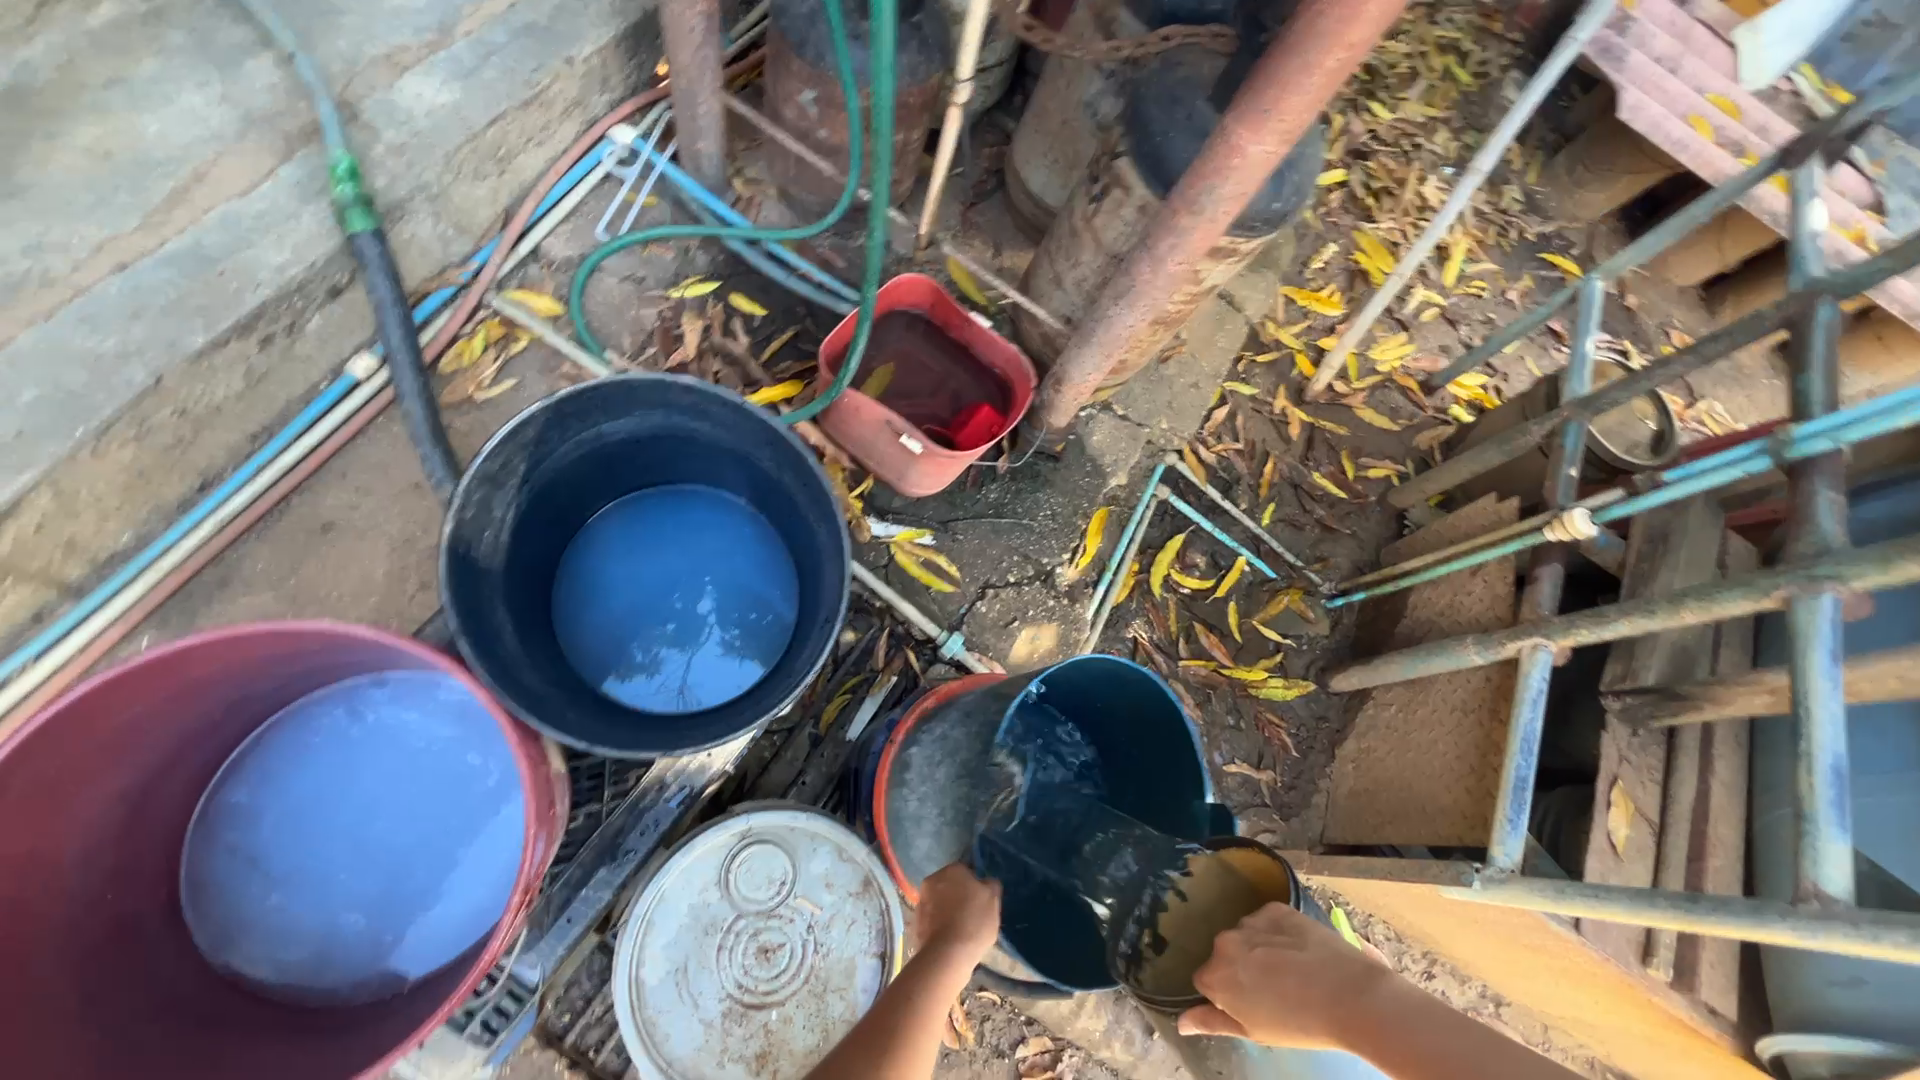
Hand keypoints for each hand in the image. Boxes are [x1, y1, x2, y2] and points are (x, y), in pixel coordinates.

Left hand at [912, 862, 1002, 964]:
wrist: (948, 954)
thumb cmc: (974, 921)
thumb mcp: (993, 899)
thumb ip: (991, 885)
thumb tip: (985, 882)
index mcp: (952, 869)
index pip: (966, 871)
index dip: (975, 885)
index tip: (982, 900)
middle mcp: (933, 880)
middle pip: (950, 885)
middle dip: (959, 895)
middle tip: (972, 913)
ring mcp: (921, 901)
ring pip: (940, 902)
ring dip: (948, 909)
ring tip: (961, 928)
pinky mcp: (915, 921)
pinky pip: (932, 919)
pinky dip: (939, 924)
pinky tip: (950, 937)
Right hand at [1178, 902, 1392, 1048]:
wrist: (1351, 996)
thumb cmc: (1301, 1024)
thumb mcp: (1254, 1032)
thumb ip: (1212, 1023)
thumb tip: (1180, 1022)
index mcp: (1215, 975)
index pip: (1207, 981)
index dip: (1228, 995)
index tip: (1252, 1005)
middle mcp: (1224, 942)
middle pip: (1225, 955)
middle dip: (1242, 969)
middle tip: (1274, 991)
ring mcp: (1250, 921)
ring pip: (1246, 936)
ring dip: (1259, 949)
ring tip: (1291, 971)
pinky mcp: (1275, 908)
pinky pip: (1267, 920)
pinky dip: (1278, 932)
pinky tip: (1300, 951)